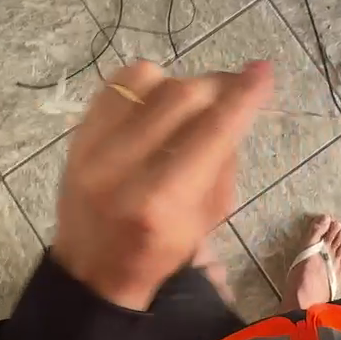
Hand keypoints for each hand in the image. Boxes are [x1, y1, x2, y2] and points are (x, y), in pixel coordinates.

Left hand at [52, 59, 272, 309]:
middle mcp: (121, 168)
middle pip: (181, 97)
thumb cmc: (159, 250)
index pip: (211, 132)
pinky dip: (147, 82)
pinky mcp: (77, 132)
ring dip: (180, 84)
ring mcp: (91, 147)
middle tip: (233, 89)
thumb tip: (238, 100)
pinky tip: (156, 99)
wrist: (91, 268)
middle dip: (216, 86)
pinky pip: (118, 82)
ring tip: (190, 103)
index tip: (263, 71)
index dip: (242, 97)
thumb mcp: (207, 218)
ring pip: (149, 80)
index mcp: (161, 202)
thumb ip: (223, 159)